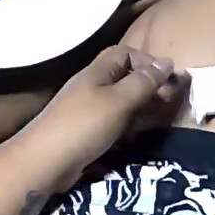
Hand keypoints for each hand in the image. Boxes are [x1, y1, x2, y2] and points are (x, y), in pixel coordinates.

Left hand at [13, 46, 184, 191]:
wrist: (45, 162)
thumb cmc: (84, 125)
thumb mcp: (119, 101)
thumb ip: (143, 82)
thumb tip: (167, 61)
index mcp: (97, 72)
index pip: (124, 53)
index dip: (147, 60)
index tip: (168, 78)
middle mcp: (91, 87)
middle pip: (123, 77)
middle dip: (148, 85)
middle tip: (169, 101)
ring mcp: (87, 110)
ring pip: (120, 101)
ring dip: (141, 107)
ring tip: (159, 118)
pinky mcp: (86, 133)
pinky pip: (113, 122)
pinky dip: (128, 125)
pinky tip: (137, 135)